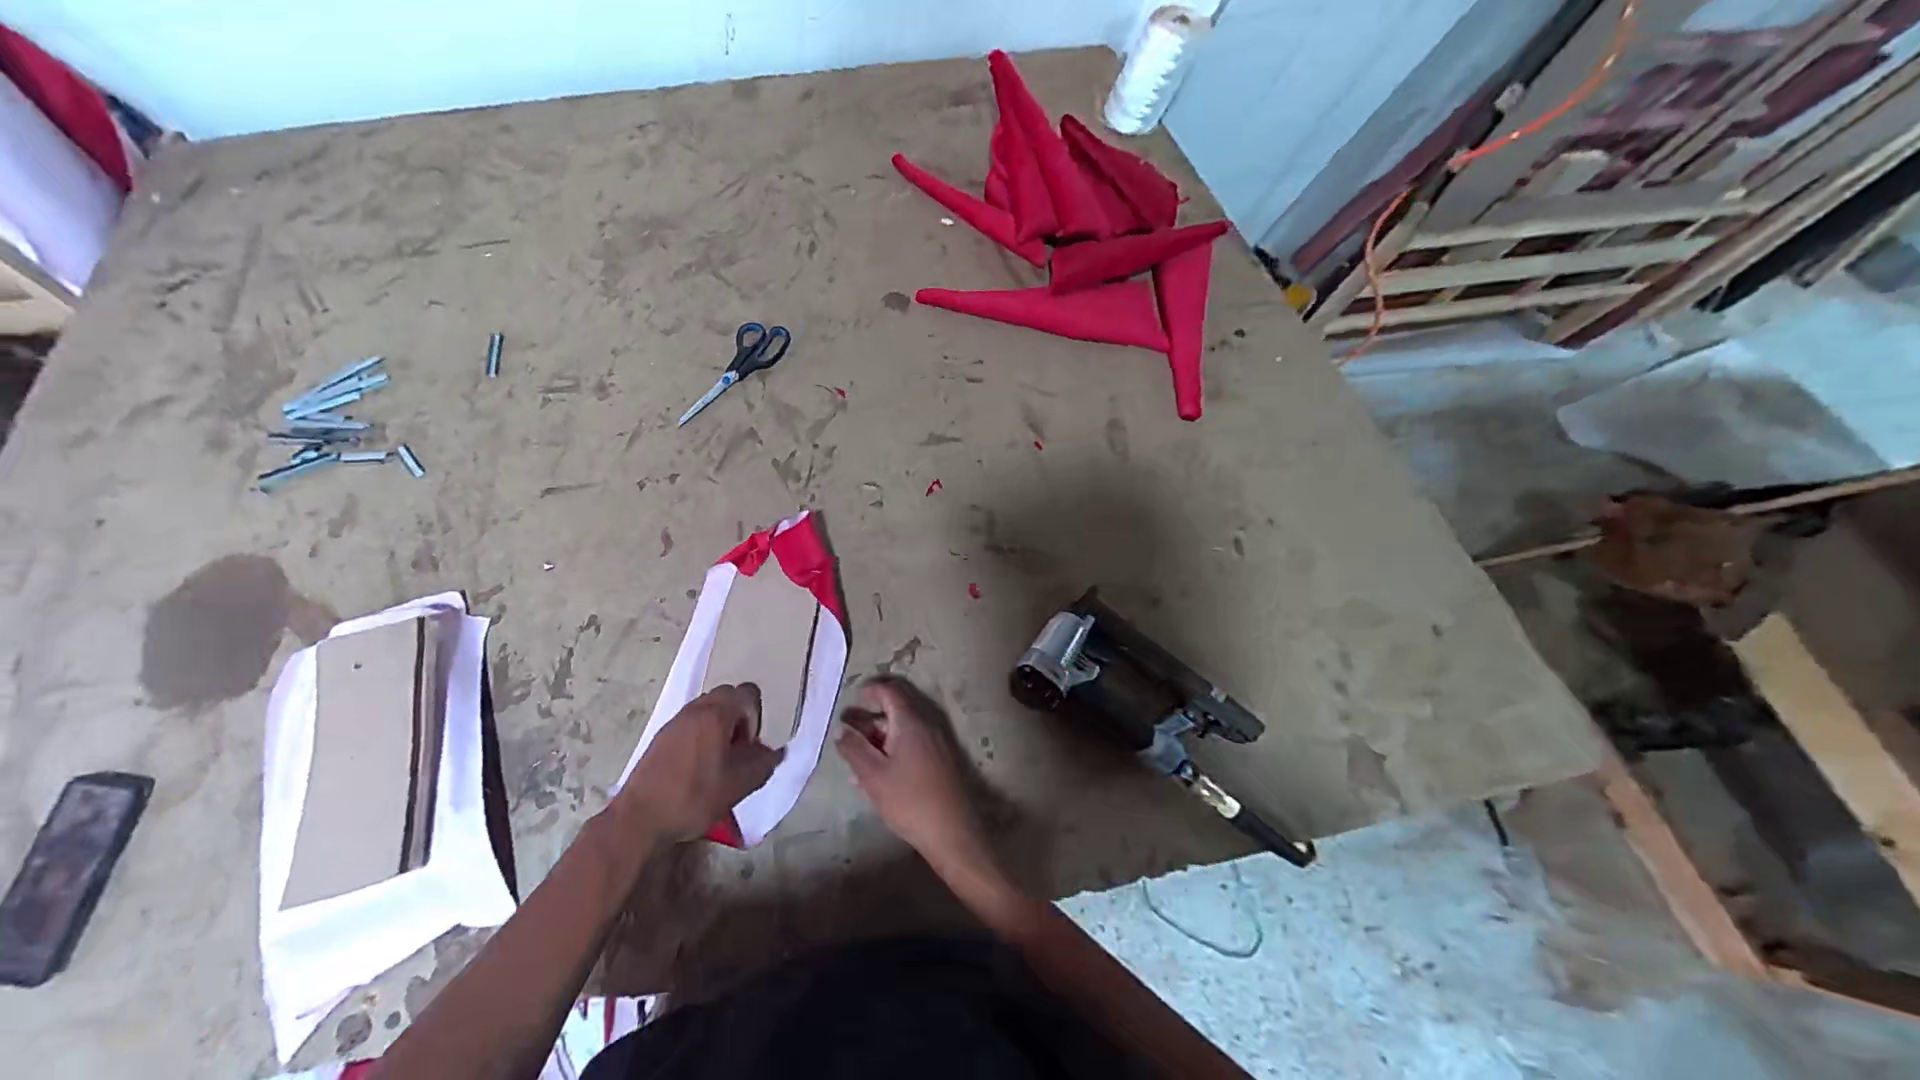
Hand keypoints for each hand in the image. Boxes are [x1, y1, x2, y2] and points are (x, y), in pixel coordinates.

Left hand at [619, 684, 783, 841]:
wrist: (639, 819)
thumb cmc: (693, 798)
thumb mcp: (738, 786)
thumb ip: (763, 764)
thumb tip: (775, 753)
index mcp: (716, 715)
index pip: (748, 693)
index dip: (757, 716)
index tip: (749, 745)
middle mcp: (694, 710)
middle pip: (727, 696)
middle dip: (739, 717)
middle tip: (738, 749)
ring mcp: (675, 722)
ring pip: (707, 708)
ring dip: (720, 725)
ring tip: (719, 760)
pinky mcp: (661, 737)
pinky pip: (690, 722)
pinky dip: (702, 734)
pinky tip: (698, 767)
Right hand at [835, 679, 987, 871]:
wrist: (951, 830)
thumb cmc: (908, 799)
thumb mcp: (873, 775)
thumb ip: (854, 749)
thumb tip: (842, 730)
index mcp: (910, 722)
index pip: (891, 692)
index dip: (872, 689)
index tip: (855, 695)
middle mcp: (926, 726)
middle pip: (896, 710)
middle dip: (870, 717)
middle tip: (847, 728)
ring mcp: (935, 744)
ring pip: (902, 730)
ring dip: (878, 736)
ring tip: (854, 754)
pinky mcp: (939, 761)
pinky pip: (911, 745)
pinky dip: (892, 750)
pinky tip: (874, 773)